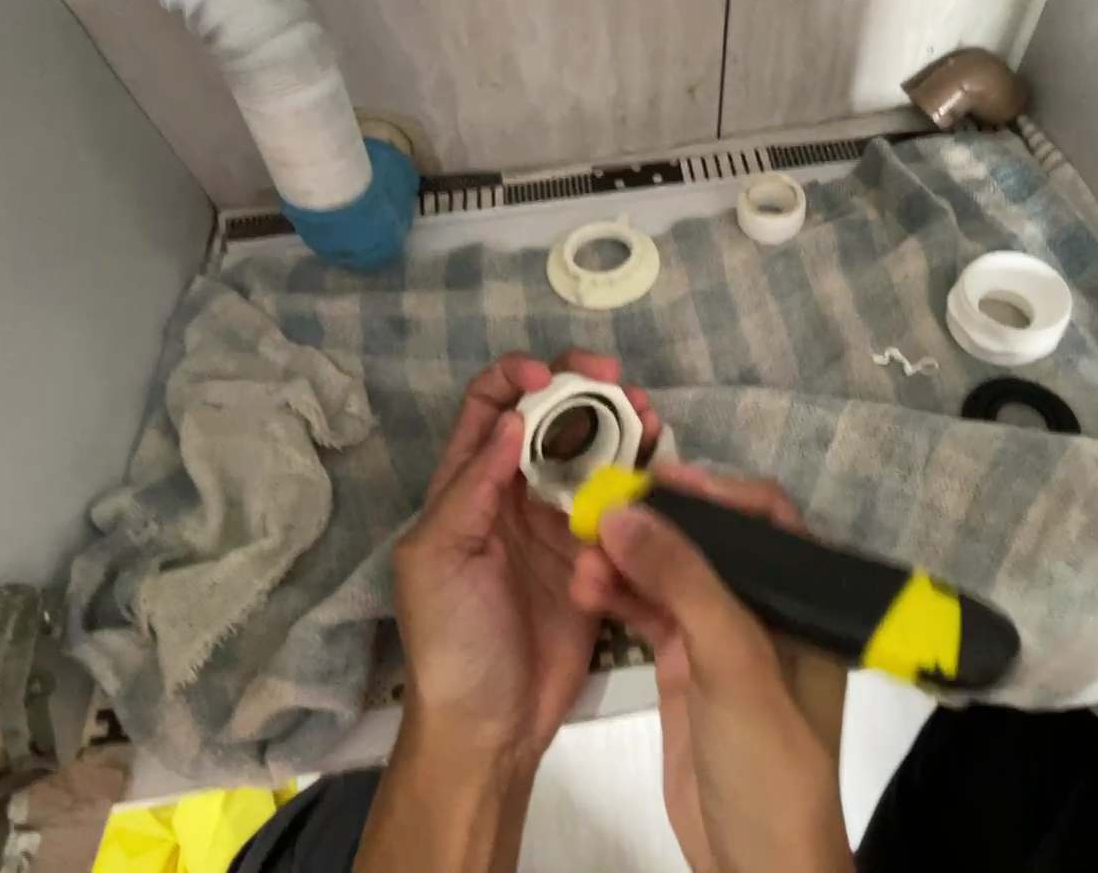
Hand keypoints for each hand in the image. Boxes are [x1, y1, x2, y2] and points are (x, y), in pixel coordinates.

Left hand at [359, 350, 660, 872]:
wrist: (495, 722)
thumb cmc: (453, 638)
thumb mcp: (437, 559)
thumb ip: (471, 488)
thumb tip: (513, 421)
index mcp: (468, 483)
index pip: (488, 405)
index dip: (516, 377)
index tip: (551, 375)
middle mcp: (516, 488)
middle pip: (550, 417)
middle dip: (581, 388)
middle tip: (618, 381)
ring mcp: (561, 516)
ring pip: (591, 449)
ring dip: (618, 421)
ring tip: (648, 412)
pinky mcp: (597, 546)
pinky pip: (620, 496)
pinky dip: (640, 470)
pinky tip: (660, 457)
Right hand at [570, 465, 851, 872]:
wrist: (752, 865)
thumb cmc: (768, 759)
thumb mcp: (733, 661)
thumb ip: (682, 581)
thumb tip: (623, 511)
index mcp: (799, 598)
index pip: (766, 519)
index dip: (717, 491)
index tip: (660, 477)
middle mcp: (761, 606)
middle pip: (708, 542)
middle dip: (657, 524)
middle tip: (604, 506)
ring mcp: (720, 636)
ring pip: (671, 576)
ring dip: (629, 560)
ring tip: (584, 554)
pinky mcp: (684, 665)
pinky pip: (649, 613)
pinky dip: (619, 597)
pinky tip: (586, 588)